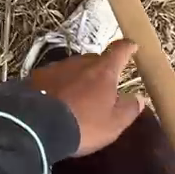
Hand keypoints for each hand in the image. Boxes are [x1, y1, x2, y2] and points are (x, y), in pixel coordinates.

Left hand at [26, 40, 144, 156]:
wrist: (37, 127)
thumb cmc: (83, 125)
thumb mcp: (113, 124)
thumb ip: (129, 109)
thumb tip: (138, 98)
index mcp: (103, 70)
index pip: (119, 51)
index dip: (127, 48)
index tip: (132, 46)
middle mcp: (80, 62)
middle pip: (95, 59)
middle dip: (101, 69)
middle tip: (103, 86)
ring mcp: (56, 67)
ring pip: (73, 68)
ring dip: (78, 78)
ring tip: (77, 97)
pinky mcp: (36, 76)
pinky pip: (53, 77)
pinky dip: (58, 85)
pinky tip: (55, 100)